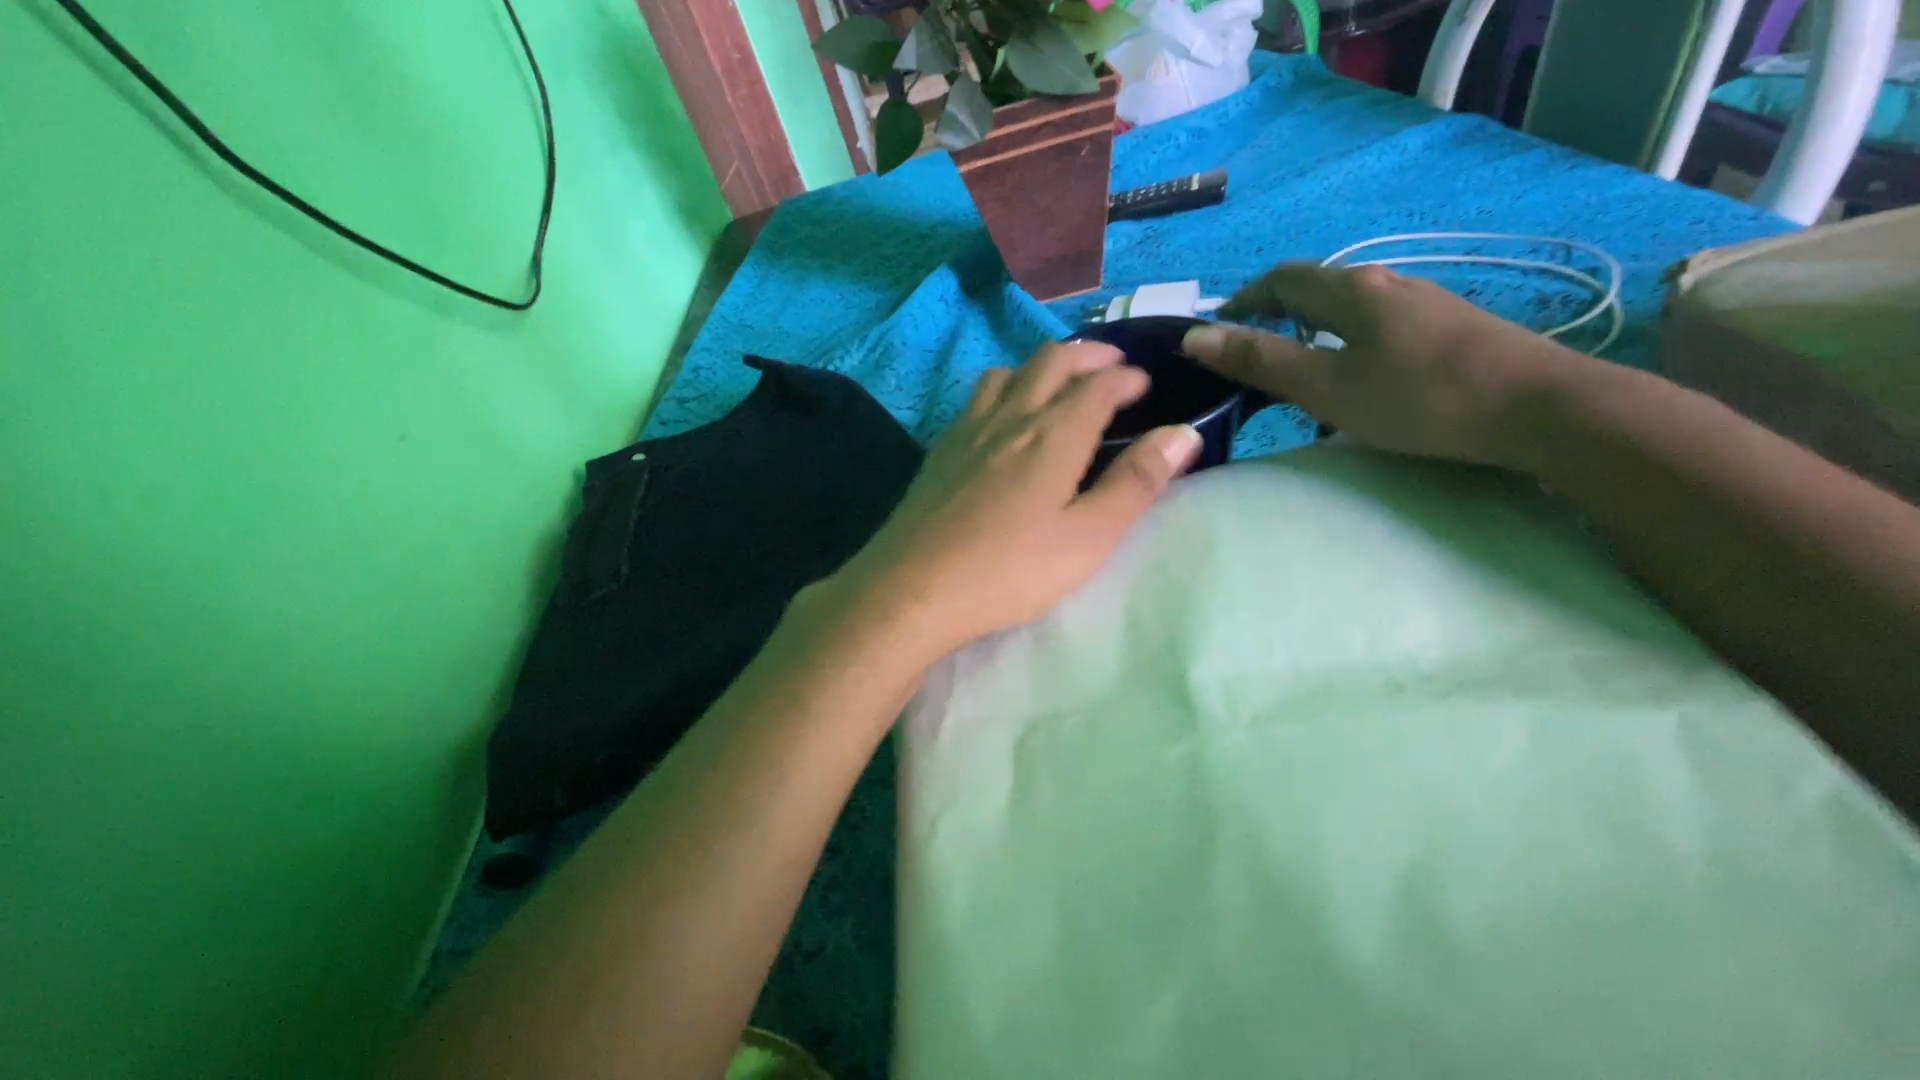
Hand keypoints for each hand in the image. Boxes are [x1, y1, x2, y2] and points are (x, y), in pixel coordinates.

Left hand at [820, 342, 1201, 661]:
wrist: (913, 588)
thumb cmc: (1010, 570)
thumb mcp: (1088, 537)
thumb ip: (1136, 483)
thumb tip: (1183, 432)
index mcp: (1053, 435)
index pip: (1098, 385)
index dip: (1126, 378)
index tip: (1144, 383)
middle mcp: (1011, 417)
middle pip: (1051, 362)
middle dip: (1087, 356)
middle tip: (1111, 367)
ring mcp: (969, 430)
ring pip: (1008, 372)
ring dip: (1041, 366)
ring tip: (1059, 383)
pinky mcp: (941, 450)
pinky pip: (977, 397)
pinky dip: (1005, 387)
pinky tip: (1001, 416)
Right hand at [1181, 263, 1595, 465]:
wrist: (1540, 408)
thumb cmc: (1420, 398)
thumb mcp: (1327, 387)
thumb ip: (1261, 361)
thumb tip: (1194, 336)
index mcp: (1350, 291)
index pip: (1280, 280)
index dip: (1241, 300)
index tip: (1215, 331)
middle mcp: (1386, 283)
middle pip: (1315, 290)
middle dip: (1274, 316)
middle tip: (1250, 355)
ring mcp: (1424, 303)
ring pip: (1350, 311)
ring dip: (1312, 334)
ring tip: (1298, 374)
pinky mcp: (1450, 328)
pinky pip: (1379, 328)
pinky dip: (1347, 347)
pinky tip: (1358, 383)